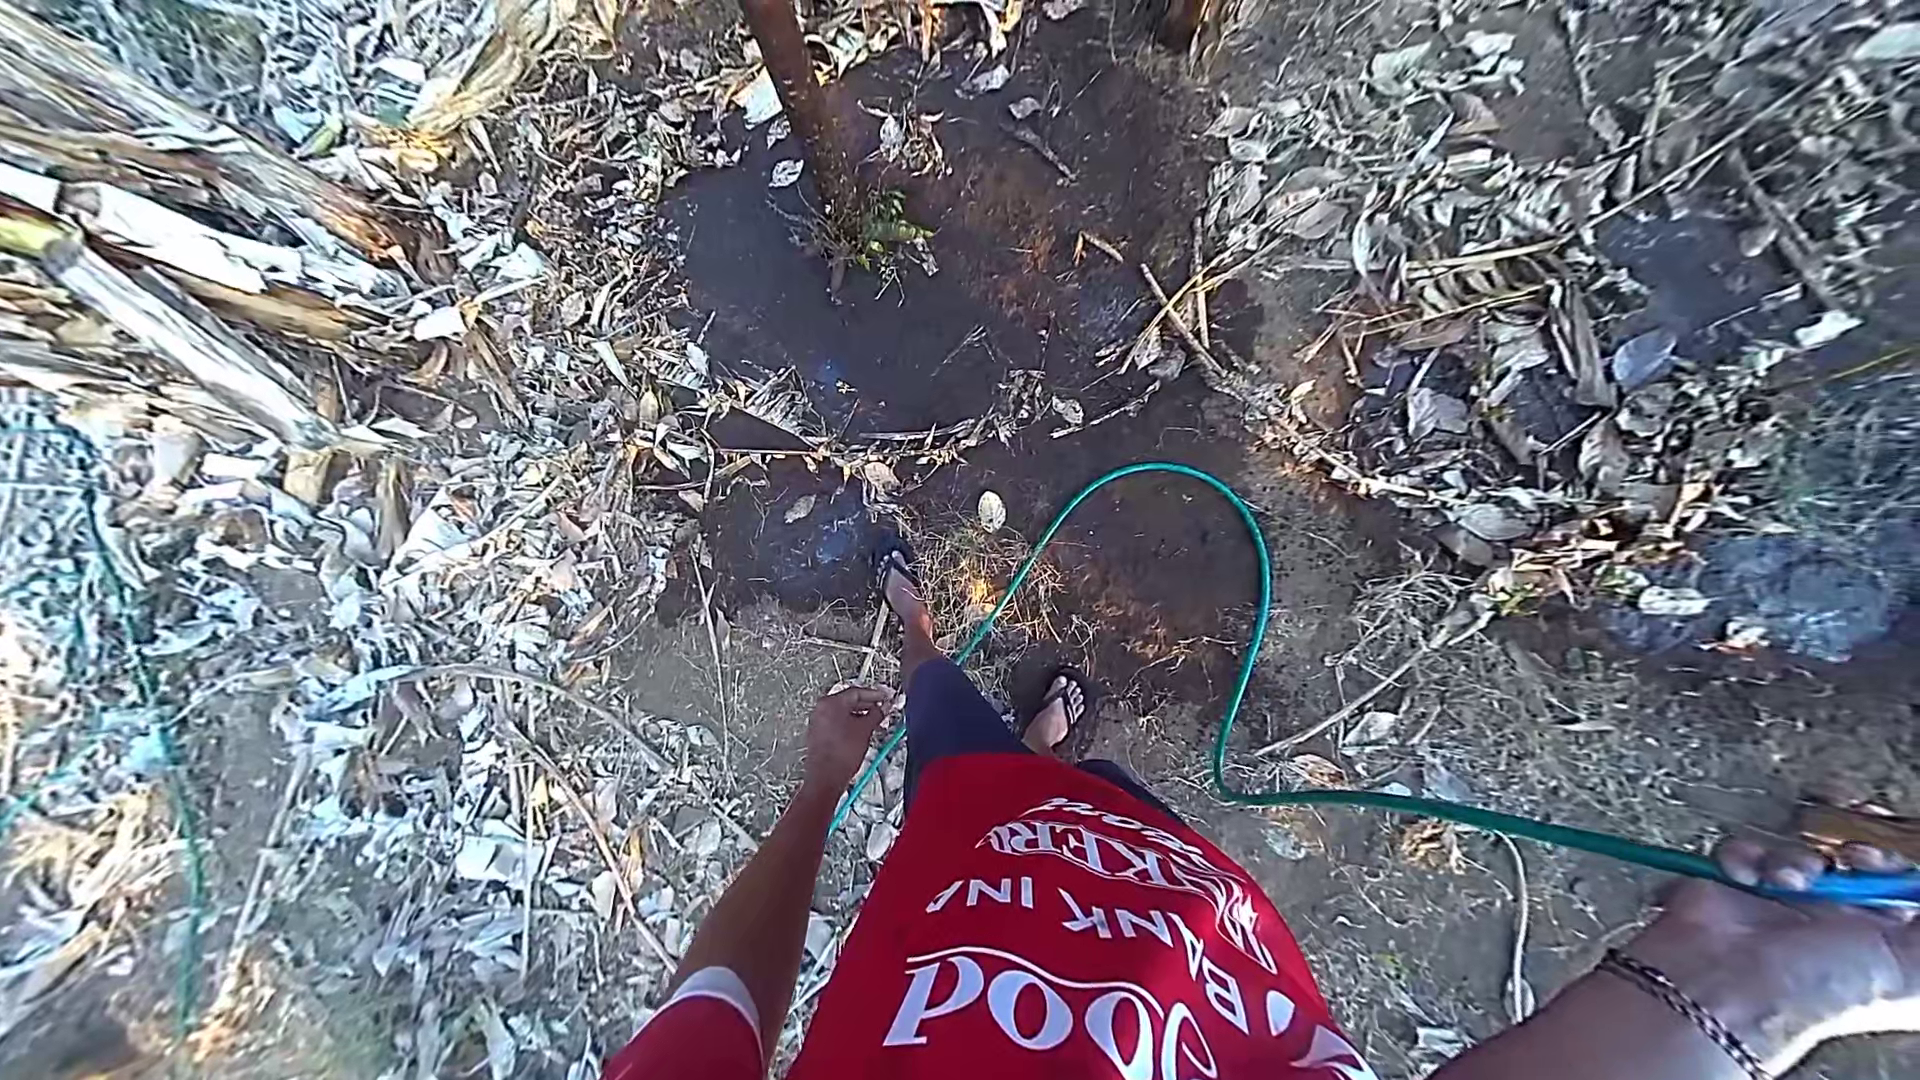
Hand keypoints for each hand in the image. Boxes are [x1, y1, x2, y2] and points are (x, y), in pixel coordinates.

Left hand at [801, 684, 893, 796]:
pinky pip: (837, 722)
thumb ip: (876, 714)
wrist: (826, 778)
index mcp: (831, 703)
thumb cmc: (841, 755)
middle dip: (868, 704)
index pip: (857, 692)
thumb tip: (882, 708)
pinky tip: (861, 730)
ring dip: (859, 714)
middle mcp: (821, 709)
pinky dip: (850, 723)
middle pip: (848, 700)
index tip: (885, 697)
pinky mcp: (818, 734)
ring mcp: (818, 722)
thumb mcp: (865, 730)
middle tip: (882, 707)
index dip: (875, 695)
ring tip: (874, 720)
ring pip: (843, 712)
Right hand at [1624, 837, 1918, 1071]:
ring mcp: (1784, 898)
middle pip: (1857, 870)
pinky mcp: (1736, 880)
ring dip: (1793, 862)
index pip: (1904, 897)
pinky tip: (1744, 876)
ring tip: (1782, 881)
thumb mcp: (1908, 968)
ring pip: (1800, 855)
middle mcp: (1839, 919)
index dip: (1901, 876)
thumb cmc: (1825, 982)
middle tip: (1853, 859)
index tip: (1887, 868)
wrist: (1733, 966)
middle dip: (1858, 859)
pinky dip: (1743, 857)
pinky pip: (1744, 850)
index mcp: (1886, 943)